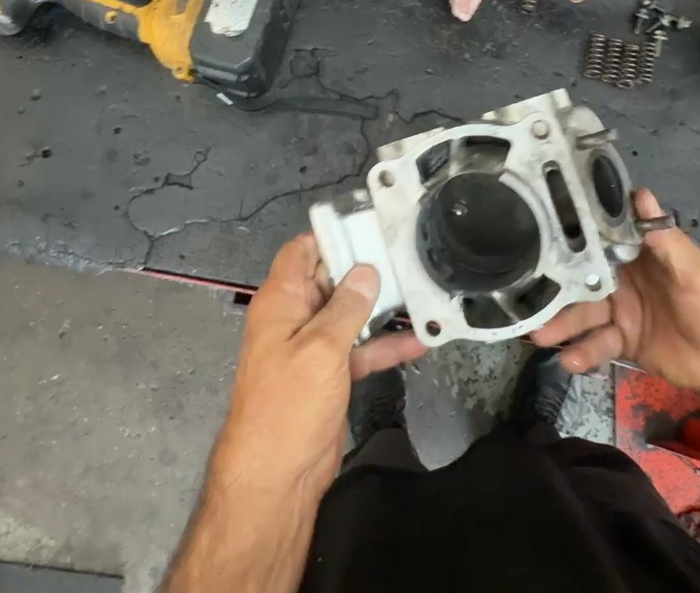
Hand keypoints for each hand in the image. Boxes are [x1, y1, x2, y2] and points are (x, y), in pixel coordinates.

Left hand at [210, 232, 427, 501]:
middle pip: (332, 279)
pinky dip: (386, 345)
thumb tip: (366, 271)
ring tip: (421, 290)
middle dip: (366, 268)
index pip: (302, 251)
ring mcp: (314, 346)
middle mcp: (296, 317)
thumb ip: (346, 308)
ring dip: (383, 307)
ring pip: (352, 314)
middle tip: (406, 253)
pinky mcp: (331, 373)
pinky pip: (361, 348)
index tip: (369, 224)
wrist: (278, 474)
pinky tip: (420, 340)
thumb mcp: (320, 348)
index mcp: (281, 301)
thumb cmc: (288, 403)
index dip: (331, 235)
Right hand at [530, 188, 699, 403]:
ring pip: (582, 312)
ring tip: (538, 335)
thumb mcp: (697, 272)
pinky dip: (582, 352)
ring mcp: (620, 309)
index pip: (601, 236)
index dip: (572, 234)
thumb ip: (666, 240)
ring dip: (561, 323)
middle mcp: (624, 276)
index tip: (540, 231)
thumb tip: (641, 194)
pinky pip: (595, 344)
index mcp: (641, 252)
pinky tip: (570, 361)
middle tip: (526, 293)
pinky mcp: (621, 340)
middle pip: (582, 277)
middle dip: (555, 286)